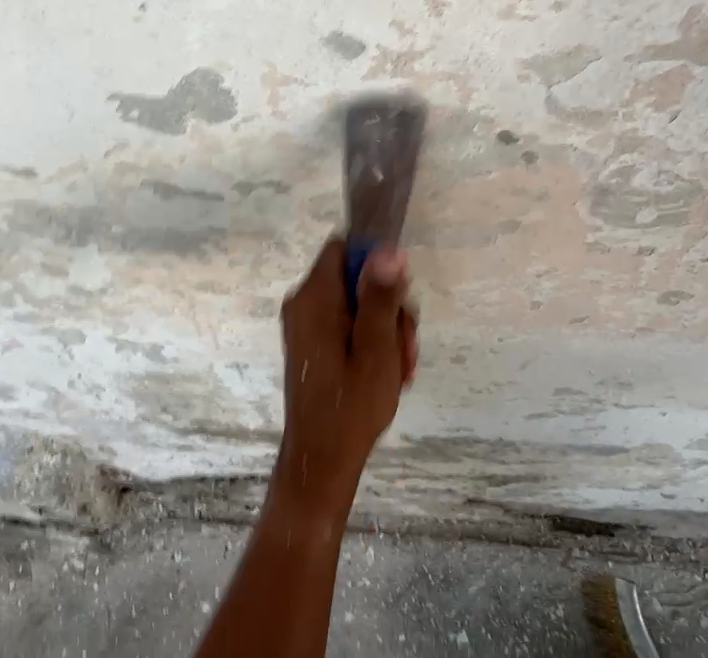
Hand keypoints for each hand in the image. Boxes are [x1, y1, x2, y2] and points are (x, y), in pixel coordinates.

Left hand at [274, 237, 418, 504]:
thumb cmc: (352, 405)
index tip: (397, 297)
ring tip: (399, 370)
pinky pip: (346, 327)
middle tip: (405, 348)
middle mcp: (303, 304)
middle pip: (355, 279)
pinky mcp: (311, 345)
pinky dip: (369, 344)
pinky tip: (386, 374)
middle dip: (388, 308)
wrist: (322, 459)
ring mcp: (305, 325)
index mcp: (314, 298)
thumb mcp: (378, 348)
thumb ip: (382, 297)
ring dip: (385, 331)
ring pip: (356, 305)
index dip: (375, 264)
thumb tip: (388, 249)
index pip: (344, 248)